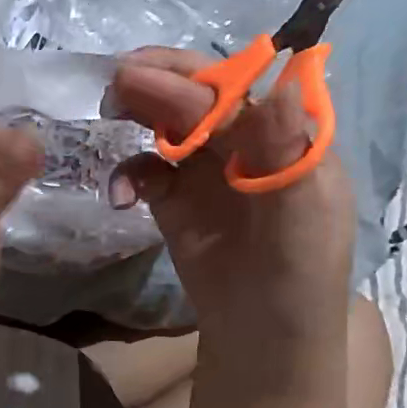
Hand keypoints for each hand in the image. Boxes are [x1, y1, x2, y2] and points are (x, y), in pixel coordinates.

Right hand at [108, 47, 353, 345]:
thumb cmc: (297, 278)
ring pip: (168, 126)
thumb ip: (284, 153)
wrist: (260, 336)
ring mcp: (206, 169)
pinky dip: (127, 174)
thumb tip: (281, 86)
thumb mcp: (300, 218)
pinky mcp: (173, 198)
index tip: (136, 71)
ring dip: (138, 116)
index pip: (236, 93)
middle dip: (157, 86)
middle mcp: (245, 143)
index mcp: (286, 137)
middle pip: (198, 99)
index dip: (188, 80)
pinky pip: (145, 170)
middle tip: (112, 84)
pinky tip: (119, 195)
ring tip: (107, 114)